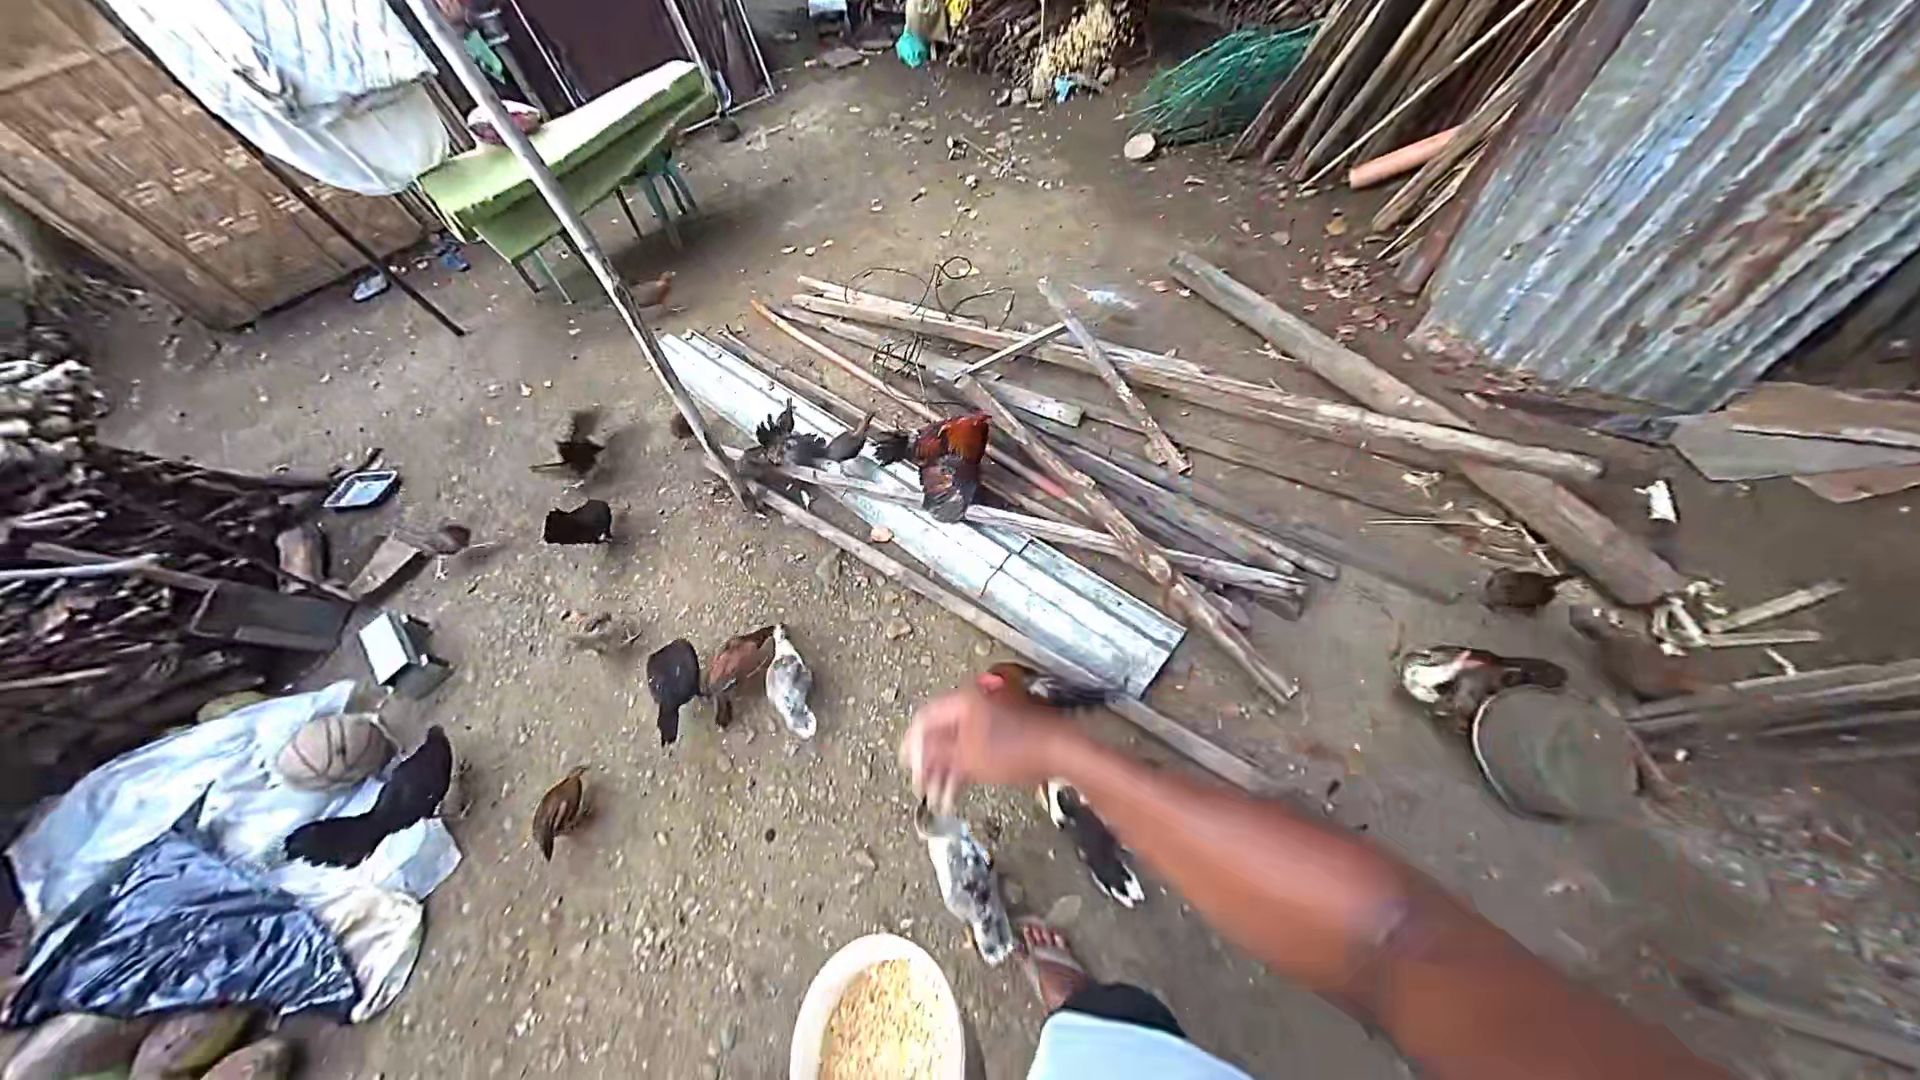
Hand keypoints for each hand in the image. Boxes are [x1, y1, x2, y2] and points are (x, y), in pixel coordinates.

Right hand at [899, 685, 1075, 812]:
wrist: (1059, 752)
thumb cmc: (1017, 749)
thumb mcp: (969, 758)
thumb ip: (936, 756)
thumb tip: (914, 756)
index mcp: (964, 701)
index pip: (926, 718)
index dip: (913, 744)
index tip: (908, 766)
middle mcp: (975, 704)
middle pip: (941, 731)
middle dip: (930, 761)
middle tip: (922, 785)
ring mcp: (991, 717)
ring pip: (958, 742)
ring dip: (946, 768)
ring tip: (939, 794)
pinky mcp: (1003, 731)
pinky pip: (974, 746)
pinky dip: (964, 766)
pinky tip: (958, 788)